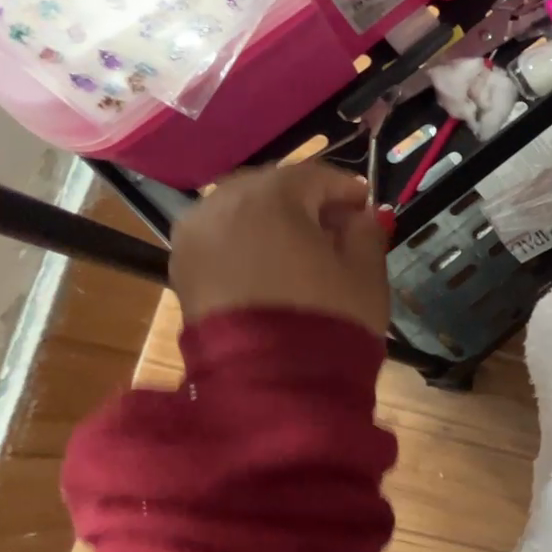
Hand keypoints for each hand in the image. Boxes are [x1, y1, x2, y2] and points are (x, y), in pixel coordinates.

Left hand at [169, 163, 391, 335]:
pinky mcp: (183, 266)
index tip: (368, 206)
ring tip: (304, 254)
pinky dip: (249, 245)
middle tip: (337, 230)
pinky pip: (222, 240)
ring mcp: (195, 233)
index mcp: (273, 197)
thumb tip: (363, 215)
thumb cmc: (331, 316)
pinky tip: (274, 272)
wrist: (274, 376)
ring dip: (274, 223)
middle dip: (306, 203)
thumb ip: (366, 233)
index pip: (315, 175)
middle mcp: (223, 202)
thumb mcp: (367, 273)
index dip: (347, 188)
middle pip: (271, 188)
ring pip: (241, 212)